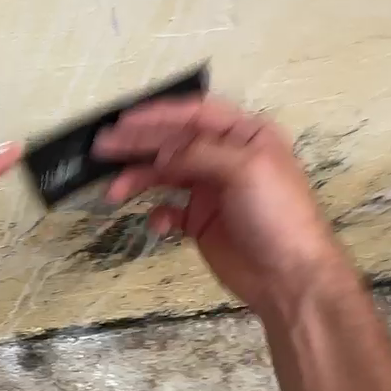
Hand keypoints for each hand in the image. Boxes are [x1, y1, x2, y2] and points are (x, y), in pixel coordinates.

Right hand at [92, 95, 351, 316]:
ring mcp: (211, 191)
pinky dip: (157, 215)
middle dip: (138, 145)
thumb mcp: (246, 169)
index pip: (195, 115)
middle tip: (103, 148)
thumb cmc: (278, 215)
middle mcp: (225, 158)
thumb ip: (200, 153)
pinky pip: (169, 211)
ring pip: (165, 176)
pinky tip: (156, 224)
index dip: (158, 115)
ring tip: (113, 192)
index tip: (123, 122)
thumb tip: (161, 151)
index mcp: (244, 136)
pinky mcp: (200, 222)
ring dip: (138, 181)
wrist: (288, 274)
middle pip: (173, 143)